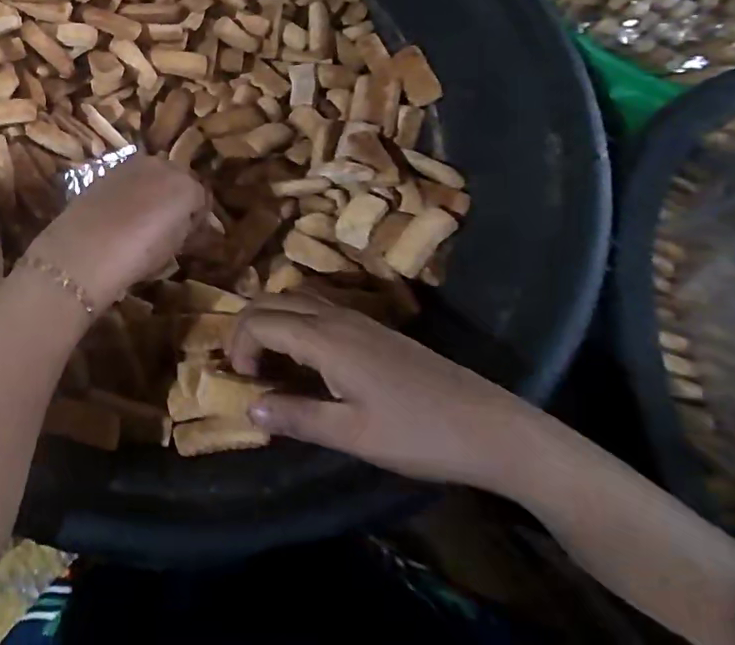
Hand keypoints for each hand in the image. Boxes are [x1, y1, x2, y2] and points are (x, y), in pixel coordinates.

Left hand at [25, 154, 206, 308]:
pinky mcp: (106, 170)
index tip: (188, 236)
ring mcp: (131, 165)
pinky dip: (129, 191)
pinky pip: (128, 179)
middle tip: (167, 224)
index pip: (200, 198)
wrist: (86, 248)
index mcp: (185, 185)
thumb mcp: (173, 247)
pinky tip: (120, 211)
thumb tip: (183, 223)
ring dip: (151, 190)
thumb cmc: (139, 254)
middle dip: (175, 197)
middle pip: (176, 179)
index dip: (196, 218)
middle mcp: (161, 166)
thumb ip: (184, 228)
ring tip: (142, 217)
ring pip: (151, 175)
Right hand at [227, 293, 538, 488]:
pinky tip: (305, 356)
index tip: (241, 380)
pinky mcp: (374, 328)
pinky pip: (315, 307)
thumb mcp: (354, 435)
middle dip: (245, 326)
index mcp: (325, 339)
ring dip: (269, 319)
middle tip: (244, 366)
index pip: (260, 322)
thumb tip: (249, 407)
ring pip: (293, 298)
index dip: (238, 345)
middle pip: (271, 301)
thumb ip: (297, 417)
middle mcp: (336, 317)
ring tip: (267, 358)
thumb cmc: (421, 434)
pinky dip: (292, 320)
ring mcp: (357, 319)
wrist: (496, 429)